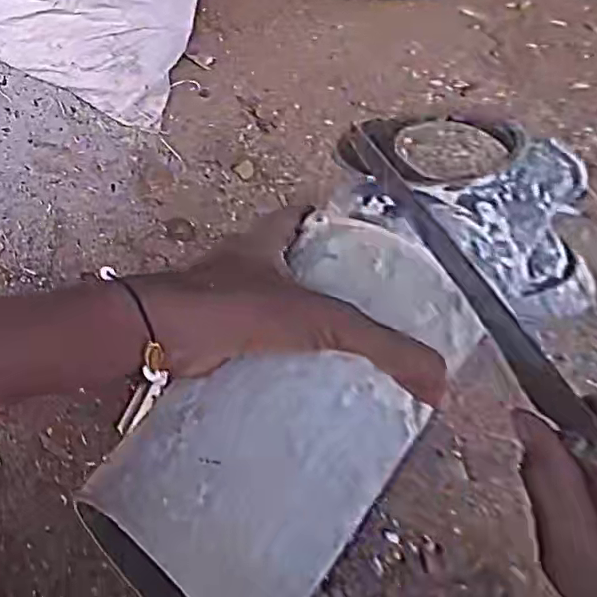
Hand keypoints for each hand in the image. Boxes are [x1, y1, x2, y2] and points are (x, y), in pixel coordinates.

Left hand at [129, 205, 448, 406]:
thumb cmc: (222, 306)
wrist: (160, 333)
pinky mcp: (217, 332)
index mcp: (258, 245)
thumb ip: (380, 344)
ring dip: (305, 324)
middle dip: (325, 281)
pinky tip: (311, 378)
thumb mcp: (315, 316)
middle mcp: (238, 266)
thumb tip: (437, 380)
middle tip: (372, 307)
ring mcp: (224, 298)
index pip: (295, 217)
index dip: (326, 217)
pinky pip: (259, 341)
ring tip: (352, 350)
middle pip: (287, 262)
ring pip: (272, 304)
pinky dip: (283, 355)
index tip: (364, 234)